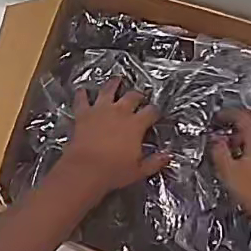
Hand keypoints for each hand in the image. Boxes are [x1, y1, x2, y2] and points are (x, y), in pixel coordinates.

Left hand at [54, 78, 171, 195]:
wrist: (85, 169)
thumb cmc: (114, 170)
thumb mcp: (139, 170)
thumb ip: (155, 162)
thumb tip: (168, 156)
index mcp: (136, 124)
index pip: (151, 111)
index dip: (155, 111)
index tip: (155, 113)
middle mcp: (119, 112)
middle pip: (132, 96)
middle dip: (138, 95)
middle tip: (139, 96)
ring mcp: (100, 110)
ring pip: (108, 90)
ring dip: (113, 84)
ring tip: (116, 80)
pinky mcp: (83, 113)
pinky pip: (82, 99)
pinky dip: (82, 94)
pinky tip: (82, 90)